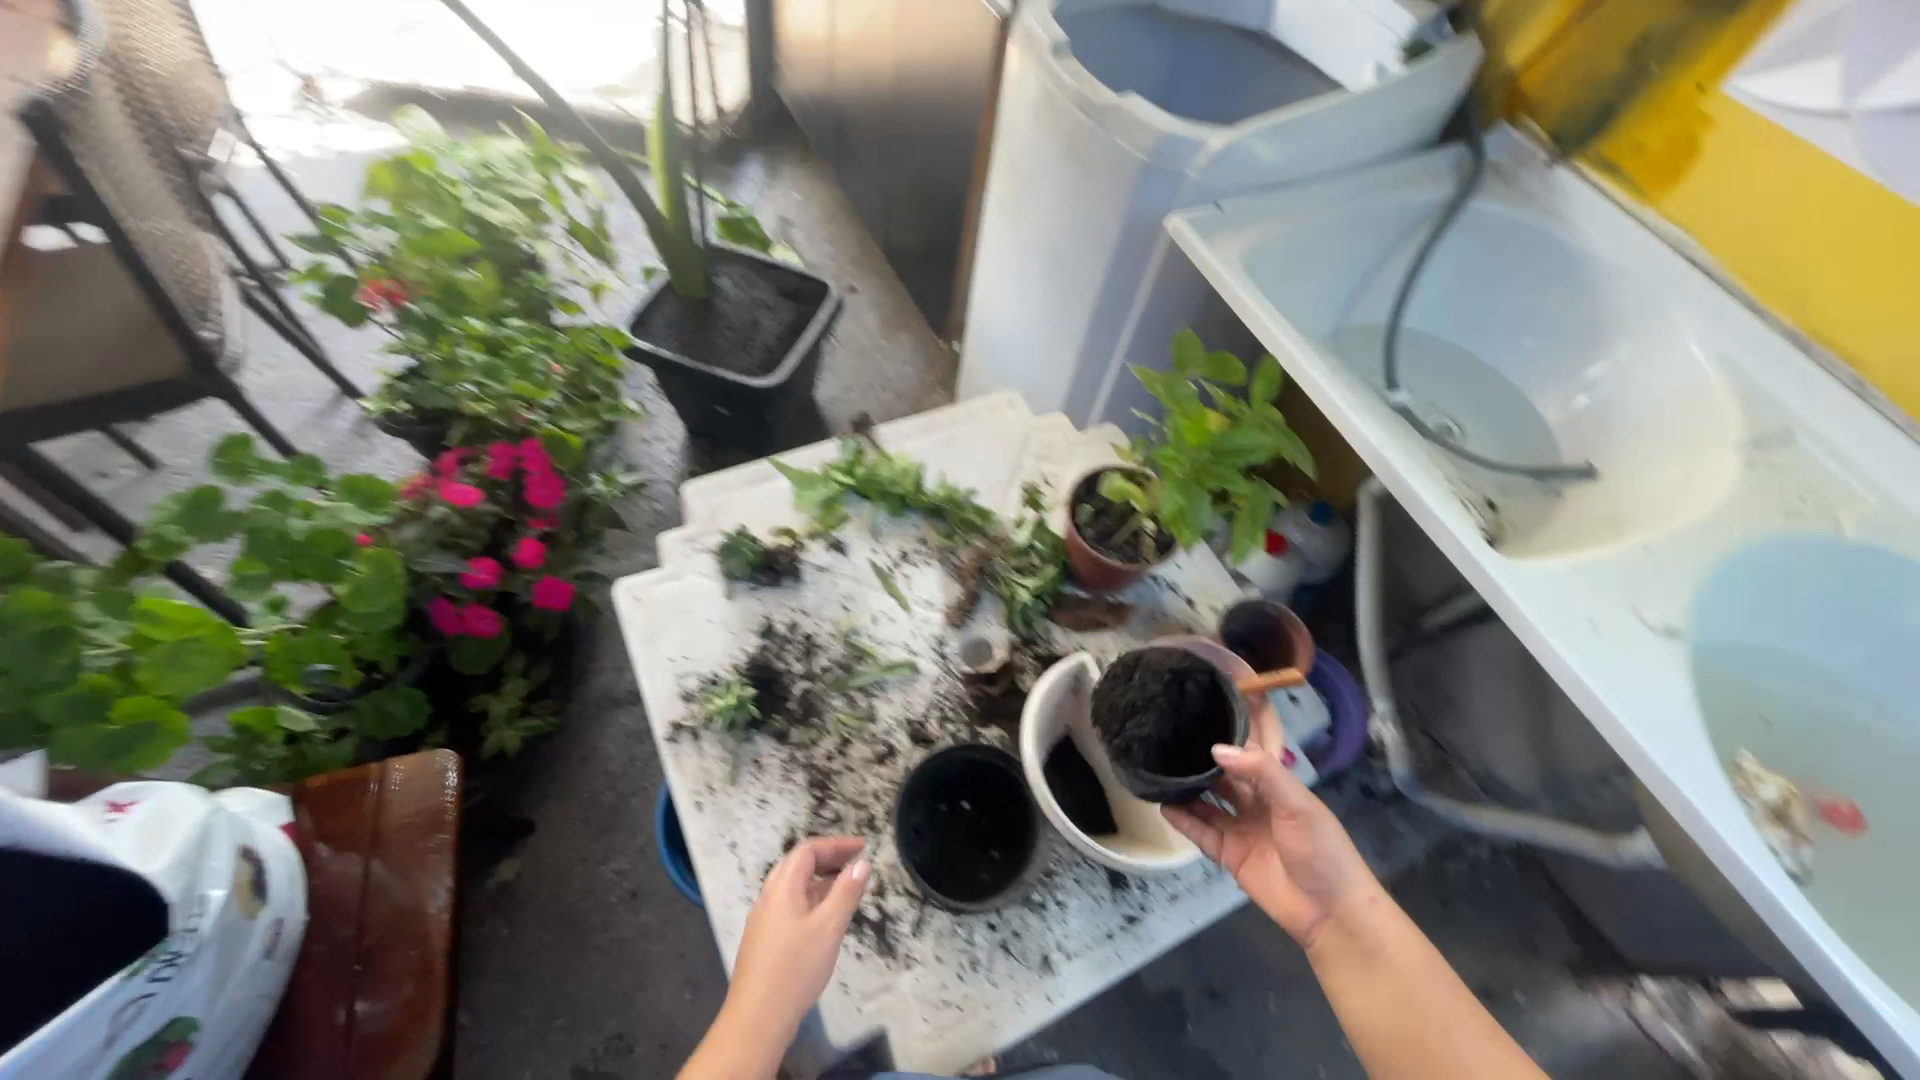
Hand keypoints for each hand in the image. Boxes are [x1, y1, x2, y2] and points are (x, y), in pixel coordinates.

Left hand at [726, 836, 870, 1032]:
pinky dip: (811, 899)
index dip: (836, 845)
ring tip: (846, 888)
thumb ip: (846, 892)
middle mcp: (769, 897)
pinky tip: (824, 919)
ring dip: (820, 880)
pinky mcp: (764, 940)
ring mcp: (763, 920)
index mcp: (782, 887)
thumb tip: (861, 863)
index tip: (862, 848)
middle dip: (827, 858)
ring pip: (793, 887)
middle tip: (855, 863)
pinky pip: (789, 905)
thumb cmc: (796, 968)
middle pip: (798, 864)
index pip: (808, 850)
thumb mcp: (829, 927)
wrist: (756, 1019)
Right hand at [1163, 744, 1379, 949]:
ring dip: (1188, 793)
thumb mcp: (1297, 804)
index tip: (1195, 723)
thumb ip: (1260, 772)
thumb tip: (1217, 749)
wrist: (1331, 912)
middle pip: (1223, 782)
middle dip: (1201, 767)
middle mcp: (1257, 806)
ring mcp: (1242, 832)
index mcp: (1278, 789)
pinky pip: (1203, 835)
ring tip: (1160, 774)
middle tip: (1169, 747)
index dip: (1225, 743)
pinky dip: (1184, 822)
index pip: (1247, 758)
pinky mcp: (1230, 857)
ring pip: (1208, 807)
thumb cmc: (1321, 850)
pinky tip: (1165, 807)